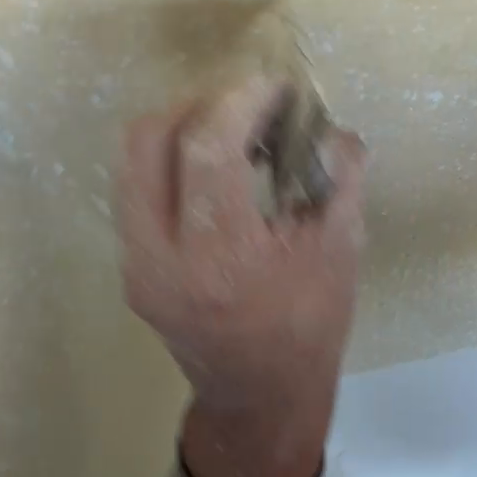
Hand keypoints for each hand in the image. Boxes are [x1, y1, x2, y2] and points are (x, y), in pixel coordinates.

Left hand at [117, 78, 366, 476]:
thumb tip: (329, 124)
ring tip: (240, 130)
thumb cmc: (313, 318)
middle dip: (204, 103)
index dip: (241, 100)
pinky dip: (177, 155)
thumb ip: (341, 174)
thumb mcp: (345, 243)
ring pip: (133, 158)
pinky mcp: (131, 263)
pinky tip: (223, 164)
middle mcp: (161, 257)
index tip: (276, 85)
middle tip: (253, 102)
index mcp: (222, 255)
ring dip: (186, 125)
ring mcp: (136, 262)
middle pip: (148, 140)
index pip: (208, 149)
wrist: (261, 391)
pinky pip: (138, 183)